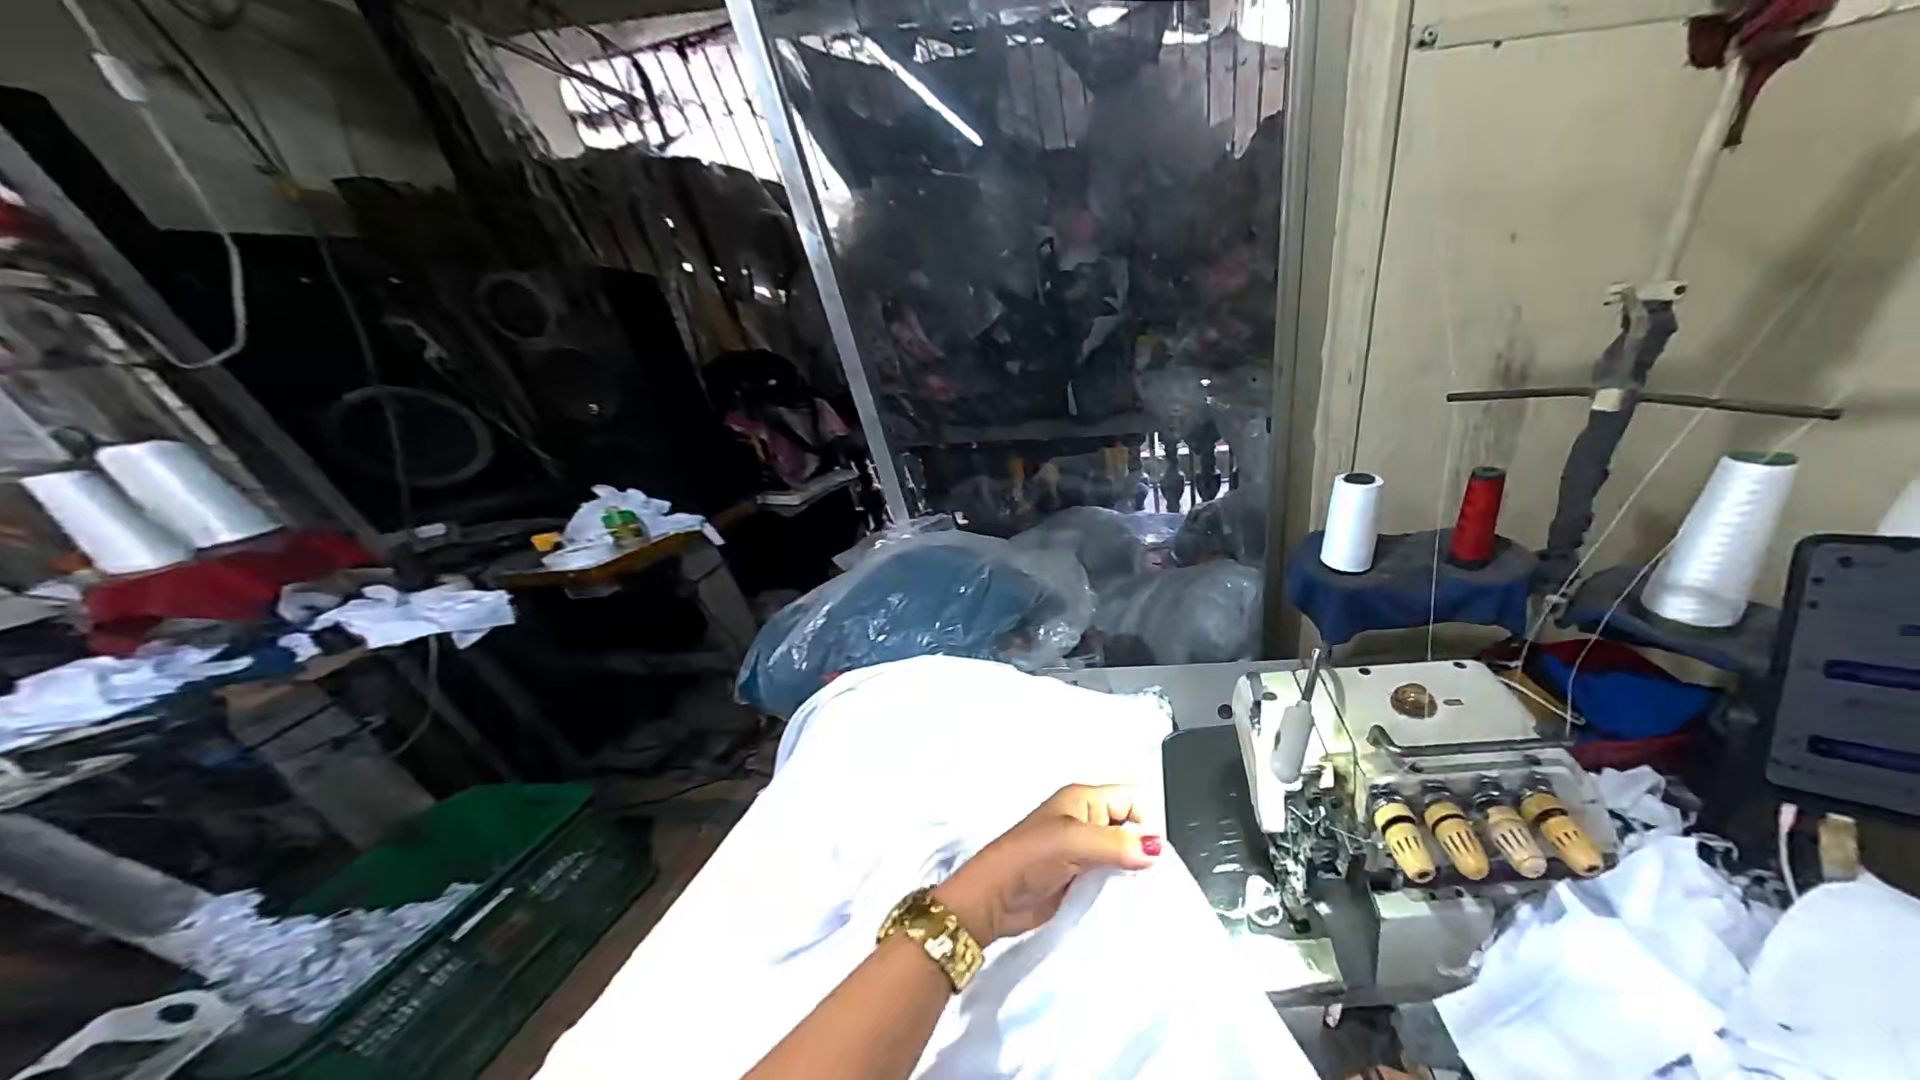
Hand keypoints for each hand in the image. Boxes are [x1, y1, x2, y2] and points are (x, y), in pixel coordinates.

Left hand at [933, 784, 1161, 946]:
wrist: (995, 899)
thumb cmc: (1028, 858)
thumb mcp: (1072, 842)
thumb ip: (1115, 843)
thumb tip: (1156, 849)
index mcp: (1083, 800)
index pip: (1132, 800)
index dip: (1147, 823)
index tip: (1155, 855)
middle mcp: (1087, 821)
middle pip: (1131, 827)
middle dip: (1145, 848)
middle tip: (1156, 878)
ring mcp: (1084, 851)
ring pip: (1124, 854)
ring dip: (1135, 870)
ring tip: (1148, 893)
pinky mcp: (1081, 878)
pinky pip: (1113, 878)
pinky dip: (1124, 887)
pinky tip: (1134, 902)